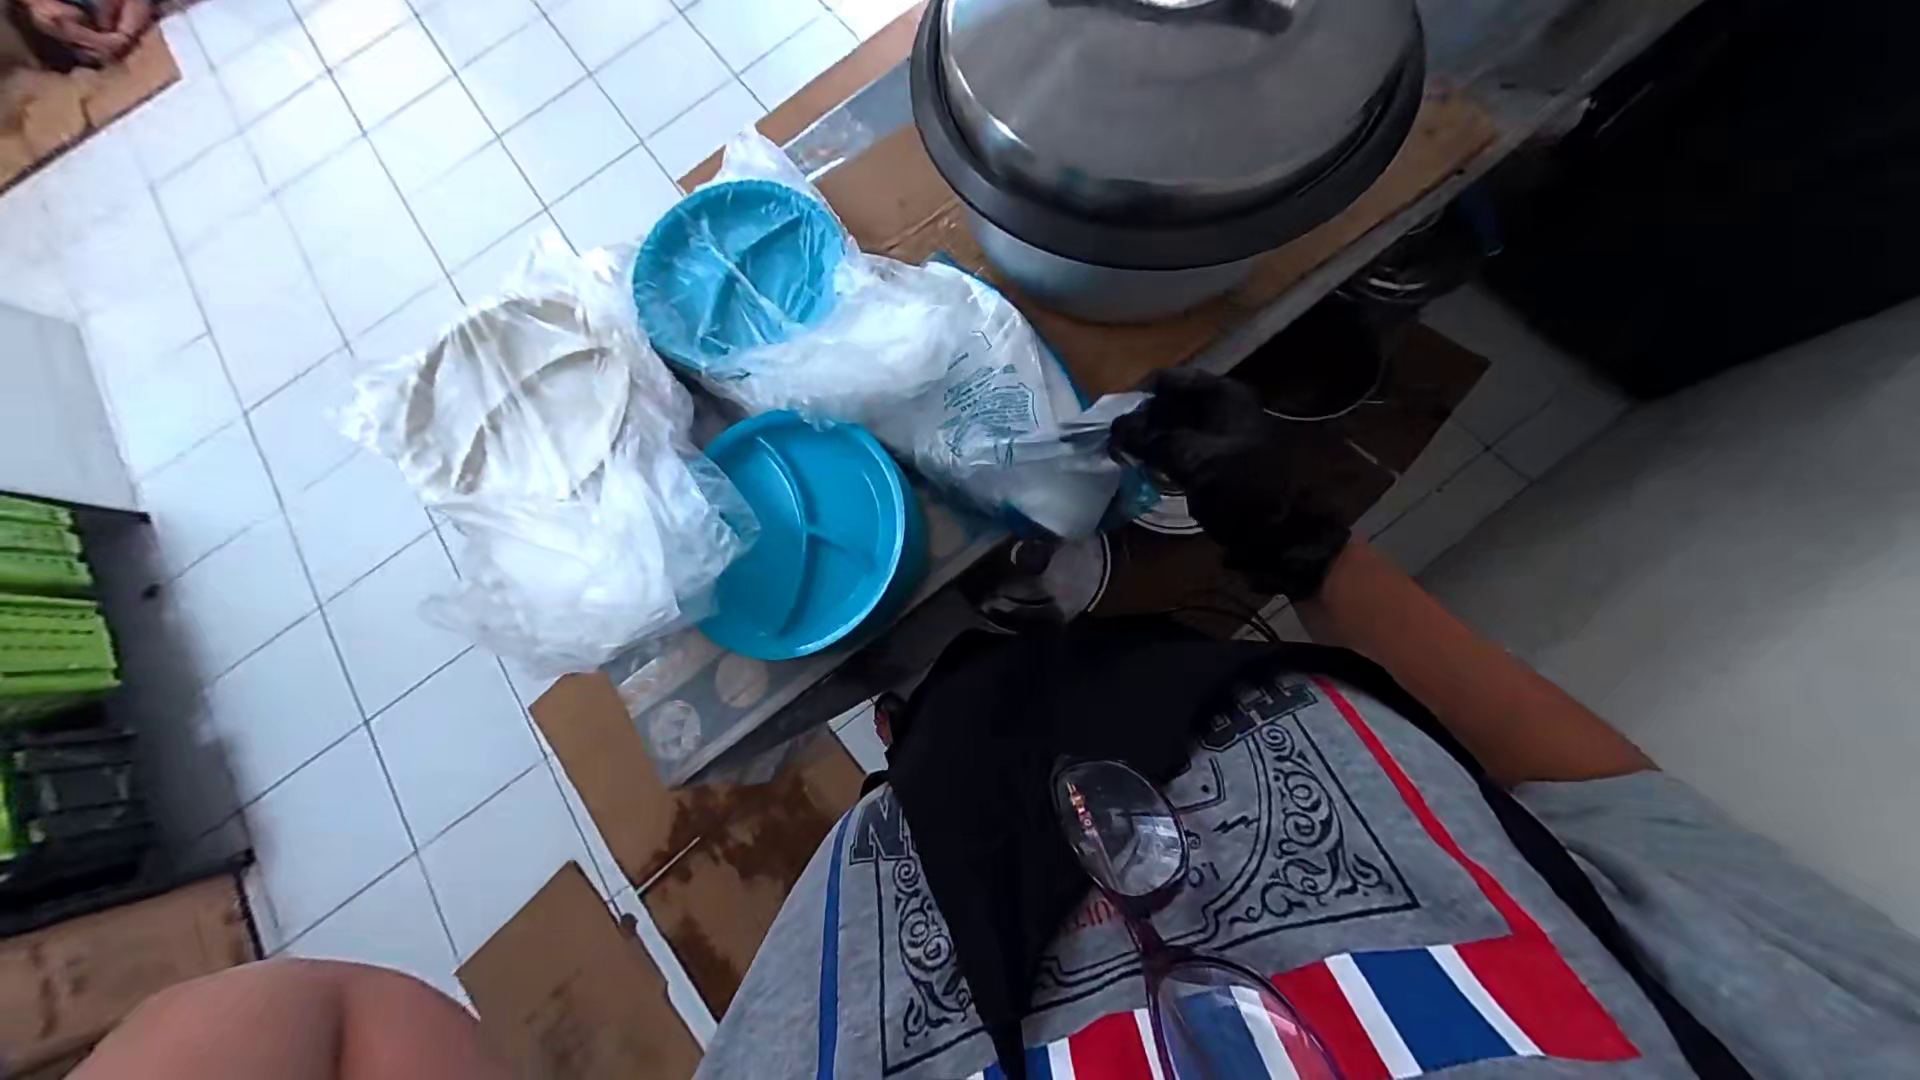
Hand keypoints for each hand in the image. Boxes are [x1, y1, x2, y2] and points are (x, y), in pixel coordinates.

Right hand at [1112, 368, 1349, 598]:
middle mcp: (1221, 406)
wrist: (1274, 530)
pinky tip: (1142, 466)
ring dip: (1147, 438)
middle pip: (1168, 402)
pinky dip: (1158, 454)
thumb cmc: (1236, 485)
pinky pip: (1178, 447)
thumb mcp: (1188, 457)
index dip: (1137, 396)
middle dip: (1139, 419)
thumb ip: (1148, 439)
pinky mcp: (1214, 459)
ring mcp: (1219, 433)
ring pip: (1171, 426)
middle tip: (1114, 440)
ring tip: (1122, 454)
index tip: (1112, 419)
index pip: (1167, 380)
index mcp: (1222, 394)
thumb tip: (1114, 429)